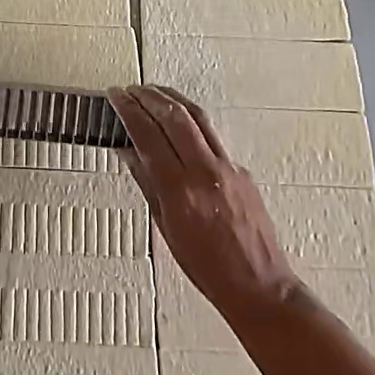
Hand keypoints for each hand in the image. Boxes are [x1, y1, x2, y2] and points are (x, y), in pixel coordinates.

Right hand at [108, 85, 304, 320]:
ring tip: (154, 92)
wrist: (257, 285)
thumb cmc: (209, 269)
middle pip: (174, 117)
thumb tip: (129, 152)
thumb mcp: (166, 228)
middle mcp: (205, 174)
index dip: (129, 112)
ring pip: (198, 117)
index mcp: (181, 192)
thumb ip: (148, 183)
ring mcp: (228, 169)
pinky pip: (213, 135)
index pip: (148, 137)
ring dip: (172, 99)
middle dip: (149, 97)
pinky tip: (180, 119)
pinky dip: (192, 120)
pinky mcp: (241, 170)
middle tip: (131, 90)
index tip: (116, 98)